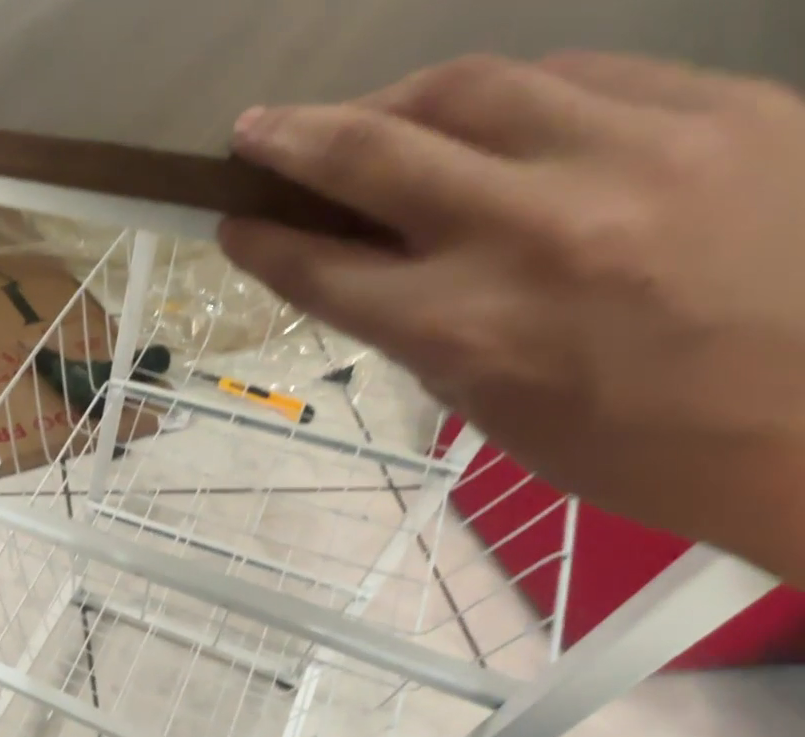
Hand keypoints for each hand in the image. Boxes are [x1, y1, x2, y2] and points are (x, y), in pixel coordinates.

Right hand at [220, 53, 804, 582]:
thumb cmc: (636, 448)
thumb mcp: (487, 404)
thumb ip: (411, 322)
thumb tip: (355, 261)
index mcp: (462, 327)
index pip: (320, 264)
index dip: (259, 239)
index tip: (231, 219)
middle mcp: (528, 231)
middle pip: (370, 154)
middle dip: (289, 139)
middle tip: (252, 132)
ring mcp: (631, 155)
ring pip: (469, 85)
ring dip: (390, 99)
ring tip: (364, 113)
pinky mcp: (719, 109)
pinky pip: (578, 74)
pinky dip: (508, 93)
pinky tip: (489, 112)